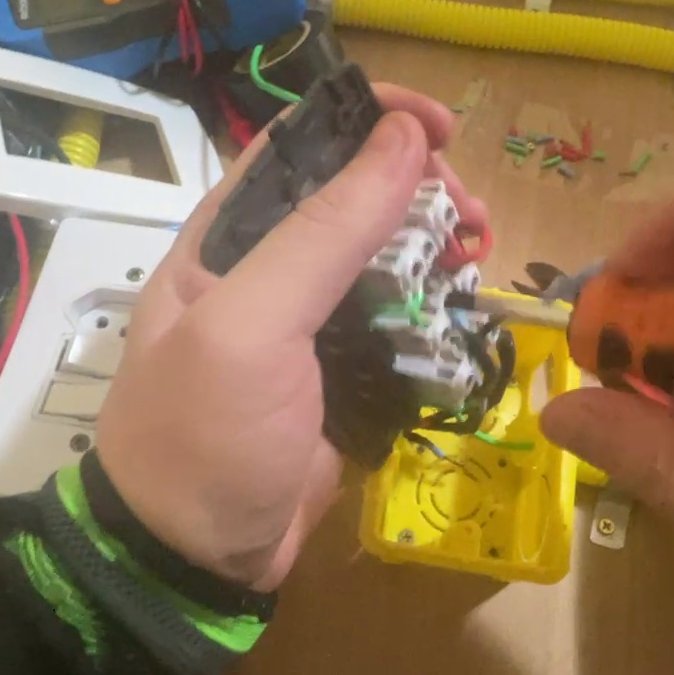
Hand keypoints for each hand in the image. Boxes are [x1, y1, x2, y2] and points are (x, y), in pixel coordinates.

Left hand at [98, 85, 482, 592]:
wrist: (194, 554)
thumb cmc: (206, 433)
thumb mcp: (252, 324)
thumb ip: (324, 232)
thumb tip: (401, 139)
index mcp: (230, 237)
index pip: (301, 143)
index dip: (369, 119)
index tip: (442, 127)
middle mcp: (268, 270)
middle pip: (354, 199)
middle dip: (418, 189)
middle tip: (470, 213)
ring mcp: (309, 325)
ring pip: (384, 259)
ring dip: (435, 246)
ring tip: (479, 252)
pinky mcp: (342, 374)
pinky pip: (396, 323)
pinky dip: (435, 309)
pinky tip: (464, 308)